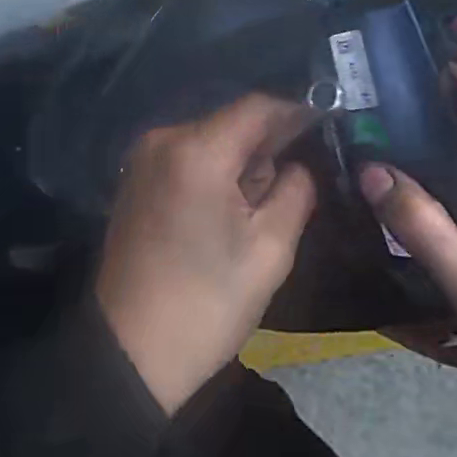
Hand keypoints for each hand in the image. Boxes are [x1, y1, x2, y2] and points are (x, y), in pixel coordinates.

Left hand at [96, 94, 317, 413]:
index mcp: (196, 150)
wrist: (130, 350)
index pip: (256, 106)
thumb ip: (295, 190)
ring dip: (242, 158)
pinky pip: (188, 155)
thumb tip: (299, 163)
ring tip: (265, 200)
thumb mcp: (270, 249)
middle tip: (302, 174)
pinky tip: (231, 204)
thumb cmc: (206, 302)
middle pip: (231, 121)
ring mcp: (144, 156)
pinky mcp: (137, 176)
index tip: (326, 121)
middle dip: (269, 141)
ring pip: (210, 137)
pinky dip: (216, 168)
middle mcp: (164, 138)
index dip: (294, 110)